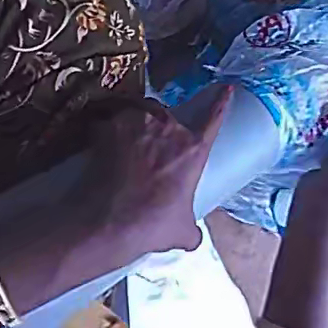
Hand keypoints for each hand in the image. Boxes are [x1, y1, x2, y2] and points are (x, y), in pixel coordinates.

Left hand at [81, 86, 231, 256]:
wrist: (107, 222)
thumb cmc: (150, 225)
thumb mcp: (183, 231)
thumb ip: (192, 229)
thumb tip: (193, 239)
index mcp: (193, 149)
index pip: (214, 118)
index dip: (221, 103)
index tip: (225, 89)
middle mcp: (168, 129)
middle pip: (169, 116)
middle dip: (161, 128)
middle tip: (149, 150)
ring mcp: (137, 123)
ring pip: (140, 111)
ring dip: (136, 123)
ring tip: (126, 144)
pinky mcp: (108, 126)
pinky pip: (110, 118)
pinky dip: (107, 127)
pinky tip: (102, 143)